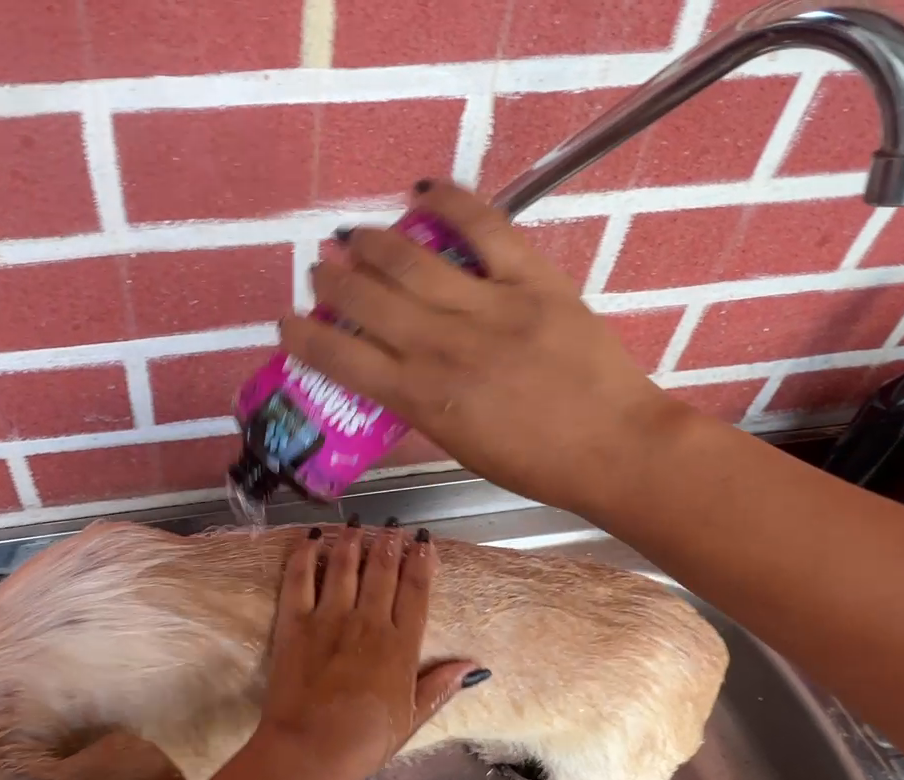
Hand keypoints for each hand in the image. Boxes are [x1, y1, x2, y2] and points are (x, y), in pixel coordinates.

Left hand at [259, 524, 483, 779]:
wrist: (311, 749)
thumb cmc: (365, 741)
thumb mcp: (412, 718)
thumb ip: (440, 687)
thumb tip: (475, 667)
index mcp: (400, 645)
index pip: (416, 590)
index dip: (421, 560)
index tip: (423, 540)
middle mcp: (368, 622)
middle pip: (382, 570)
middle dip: (389, 542)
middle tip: (391, 524)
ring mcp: (329, 618)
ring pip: (345, 565)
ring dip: (353, 540)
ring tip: (358, 522)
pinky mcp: (294, 622)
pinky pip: (301, 578)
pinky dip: (306, 554)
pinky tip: (311, 537)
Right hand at [280, 180, 691, 514]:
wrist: (615, 449)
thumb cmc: (534, 463)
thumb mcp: (457, 445)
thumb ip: (418, 403)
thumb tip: (391, 369)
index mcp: (419, 397)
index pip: (341, 358)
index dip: (304, 338)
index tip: (288, 325)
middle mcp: (441, 347)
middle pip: (366, 299)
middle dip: (333, 280)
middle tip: (322, 270)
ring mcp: (487, 308)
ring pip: (410, 259)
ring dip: (371, 243)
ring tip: (354, 236)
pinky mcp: (532, 281)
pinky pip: (484, 228)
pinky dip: (450, 203)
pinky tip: (421, 191)